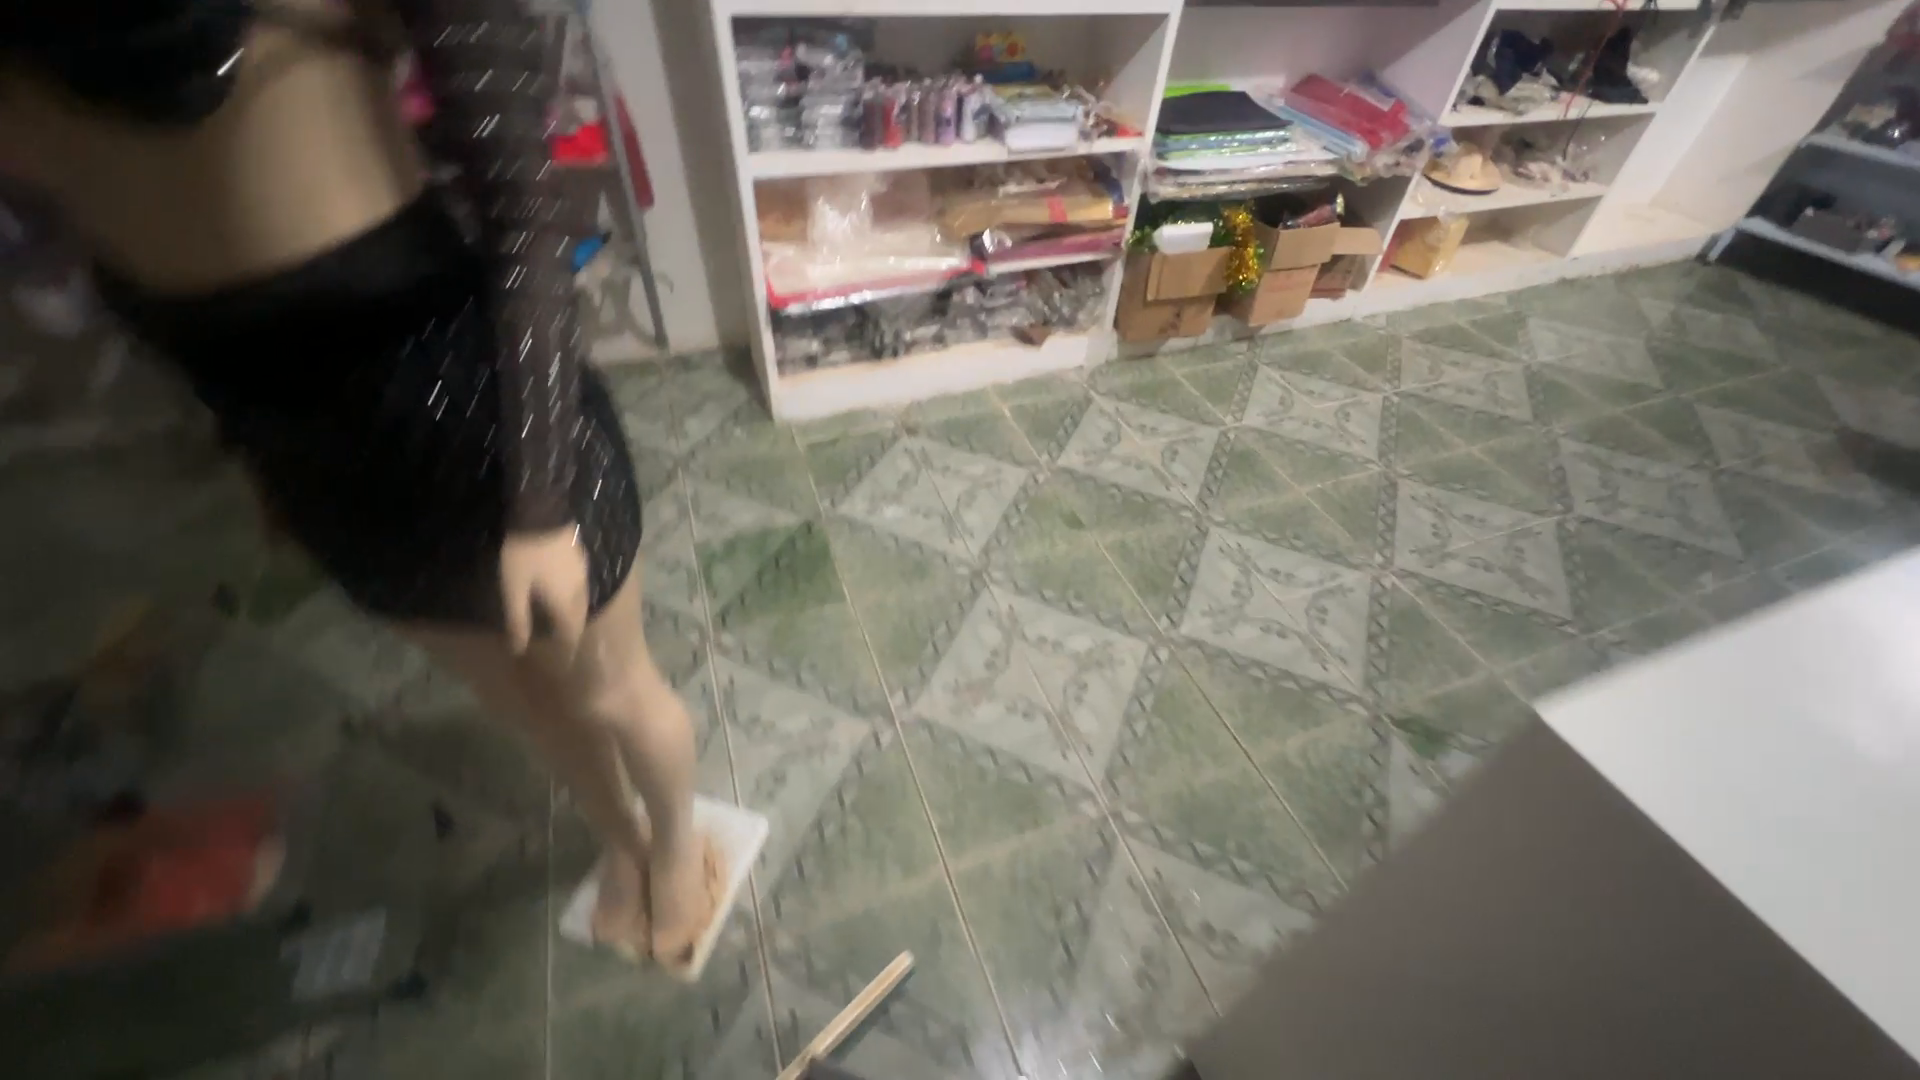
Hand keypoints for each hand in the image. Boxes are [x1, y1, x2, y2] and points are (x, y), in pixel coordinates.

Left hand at [499, 526, 590, 658]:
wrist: (543, 514)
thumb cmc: (524, 555)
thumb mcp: (514, 589)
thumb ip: (518, 620)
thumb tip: (519, 649)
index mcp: (564, 604)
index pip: (569, 635)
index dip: (566, 650)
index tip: (565, 663)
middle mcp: (579, 594)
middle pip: (578, 620)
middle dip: (571, 634)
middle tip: (562, 643)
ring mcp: (583, 576)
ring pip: (581, 604)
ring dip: (573, 616)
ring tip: (563, 621)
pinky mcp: (581, 562)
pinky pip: (580, 589)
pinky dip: (573, 599)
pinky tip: (563, 594)